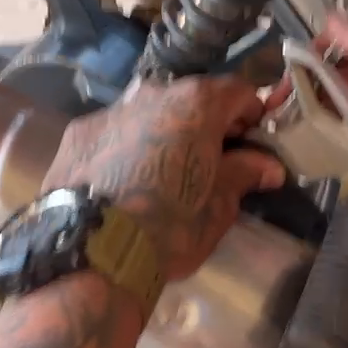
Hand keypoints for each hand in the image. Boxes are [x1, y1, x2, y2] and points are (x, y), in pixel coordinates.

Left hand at [44, 77, 285, 279]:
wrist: (91, 255)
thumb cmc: (170, 226)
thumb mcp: (220, 205)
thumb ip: (244, 173)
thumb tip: (269, 165)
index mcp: (197, 103)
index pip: (239, 92)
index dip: (251, 116)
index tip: (251, 144)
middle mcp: (153, 93)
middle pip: (192, 98)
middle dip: (206, 124)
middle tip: (210, 162)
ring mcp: (111, 110)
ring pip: (150, 113)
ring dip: (164, 133)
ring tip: (161, 174)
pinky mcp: (78, 133)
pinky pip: (115, 132)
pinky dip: (126, 147)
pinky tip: (122, 182)